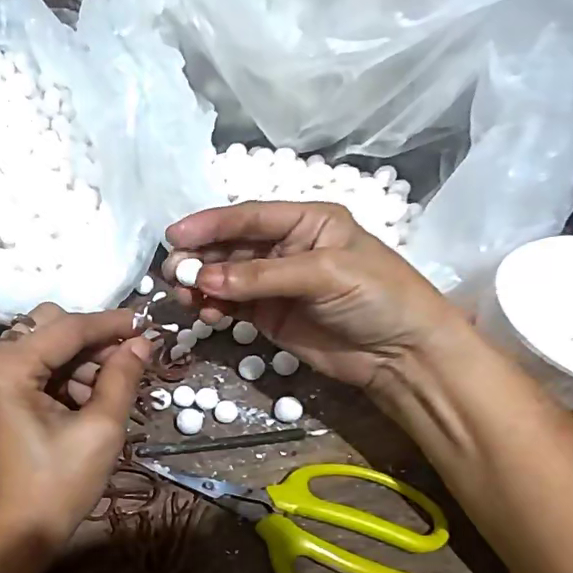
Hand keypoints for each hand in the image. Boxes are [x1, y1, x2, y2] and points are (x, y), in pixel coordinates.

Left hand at [0, 303, 151, 557]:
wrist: (18, 533)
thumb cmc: (58, 486)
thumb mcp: (100, 430)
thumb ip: (122, 378)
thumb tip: (143, 342)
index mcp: (8, 368)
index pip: (68, 327)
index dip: (113, 324)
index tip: (151, 324)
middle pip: (52, 326)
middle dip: (94, 340)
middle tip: (130, 361)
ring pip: (47, 346)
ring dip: (82, 360)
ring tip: (111, 392)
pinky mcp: (0, 396)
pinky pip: (39, 368)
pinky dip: (67, 376)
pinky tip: (91, 401)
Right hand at [164, 201, 466, 393]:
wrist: (400, 355)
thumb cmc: (376, 297)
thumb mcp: (324, 275)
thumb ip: (262, 276)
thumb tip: (205, 279)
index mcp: (306, 222)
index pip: (249, 217)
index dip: (210, 225)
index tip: (175, 236)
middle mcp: (286, 247)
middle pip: (230, 246)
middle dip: (199, 257)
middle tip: (172, 272)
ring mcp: (274, 283)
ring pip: (224, 276)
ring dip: (201, 284)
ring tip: (184, 296)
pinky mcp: (267, 315)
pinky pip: (230, 305)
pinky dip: (213, 307)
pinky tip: (205, 313)